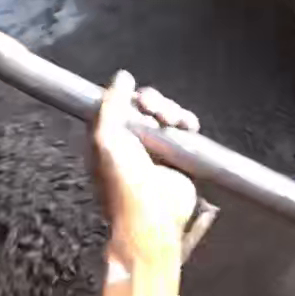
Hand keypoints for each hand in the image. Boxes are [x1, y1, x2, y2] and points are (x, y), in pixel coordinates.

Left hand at [91, 71, 198, 273]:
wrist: (152, 219)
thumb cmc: (123, 184)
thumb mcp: (106, 139)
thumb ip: (111, 104)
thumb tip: (123, 76)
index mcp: (107, 139)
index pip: (118, 105)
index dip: (130, 97)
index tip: (139, 101)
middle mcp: (131, 143)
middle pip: (144, 107)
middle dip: (154, 103)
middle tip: (157, 111)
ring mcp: (155, 150)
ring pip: (165, 115)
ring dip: (172, 111)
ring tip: (174, 120)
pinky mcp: (178, 157)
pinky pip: (184, 130)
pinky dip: (187, 123)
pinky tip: (188, 125)